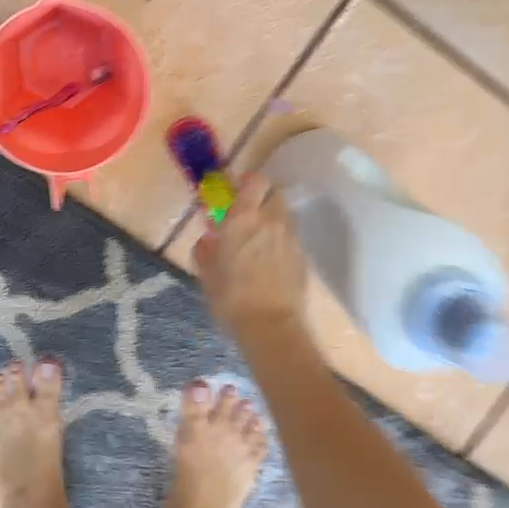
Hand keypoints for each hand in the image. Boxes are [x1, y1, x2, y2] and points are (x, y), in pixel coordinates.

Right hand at [193, 174, 307, 340]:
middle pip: (274, 193)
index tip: (237, 188)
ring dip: (273, 218)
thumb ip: (205, 249)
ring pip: (284, 214)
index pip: (255, 181)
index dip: (248, 181)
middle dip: (262, 197)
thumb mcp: (207, 273)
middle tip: (249, 212)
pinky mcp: (303, 256)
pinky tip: (271, 259)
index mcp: (243, 218)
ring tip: (260, 238)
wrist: (271, 327)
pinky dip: (282, 240)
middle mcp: (270, 220)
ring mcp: (290, 238)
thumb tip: (208, 239)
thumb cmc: (230, 297)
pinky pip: (291, 237)